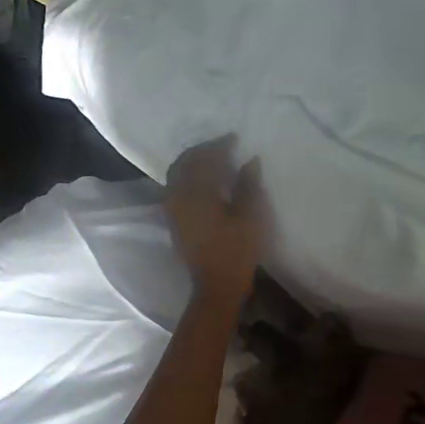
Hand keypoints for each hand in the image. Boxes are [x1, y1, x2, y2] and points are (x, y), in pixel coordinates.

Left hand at [164, 136, 267, 304]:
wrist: (216, 285)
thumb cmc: (237, 250)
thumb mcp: (251, 216)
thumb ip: (249, 185)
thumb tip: (250, 161)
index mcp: (197, 192)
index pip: (205, 159)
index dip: (219, 145)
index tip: (234, 138)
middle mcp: (179, 195)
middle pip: (185, 162)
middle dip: (203, 149)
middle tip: (223, 145)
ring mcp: (172, 208)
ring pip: (177, 172)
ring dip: (193, 160)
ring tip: (213, 158)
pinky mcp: (173, 218)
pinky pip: (175, 185)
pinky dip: (187, 174)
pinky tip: (204, 179)